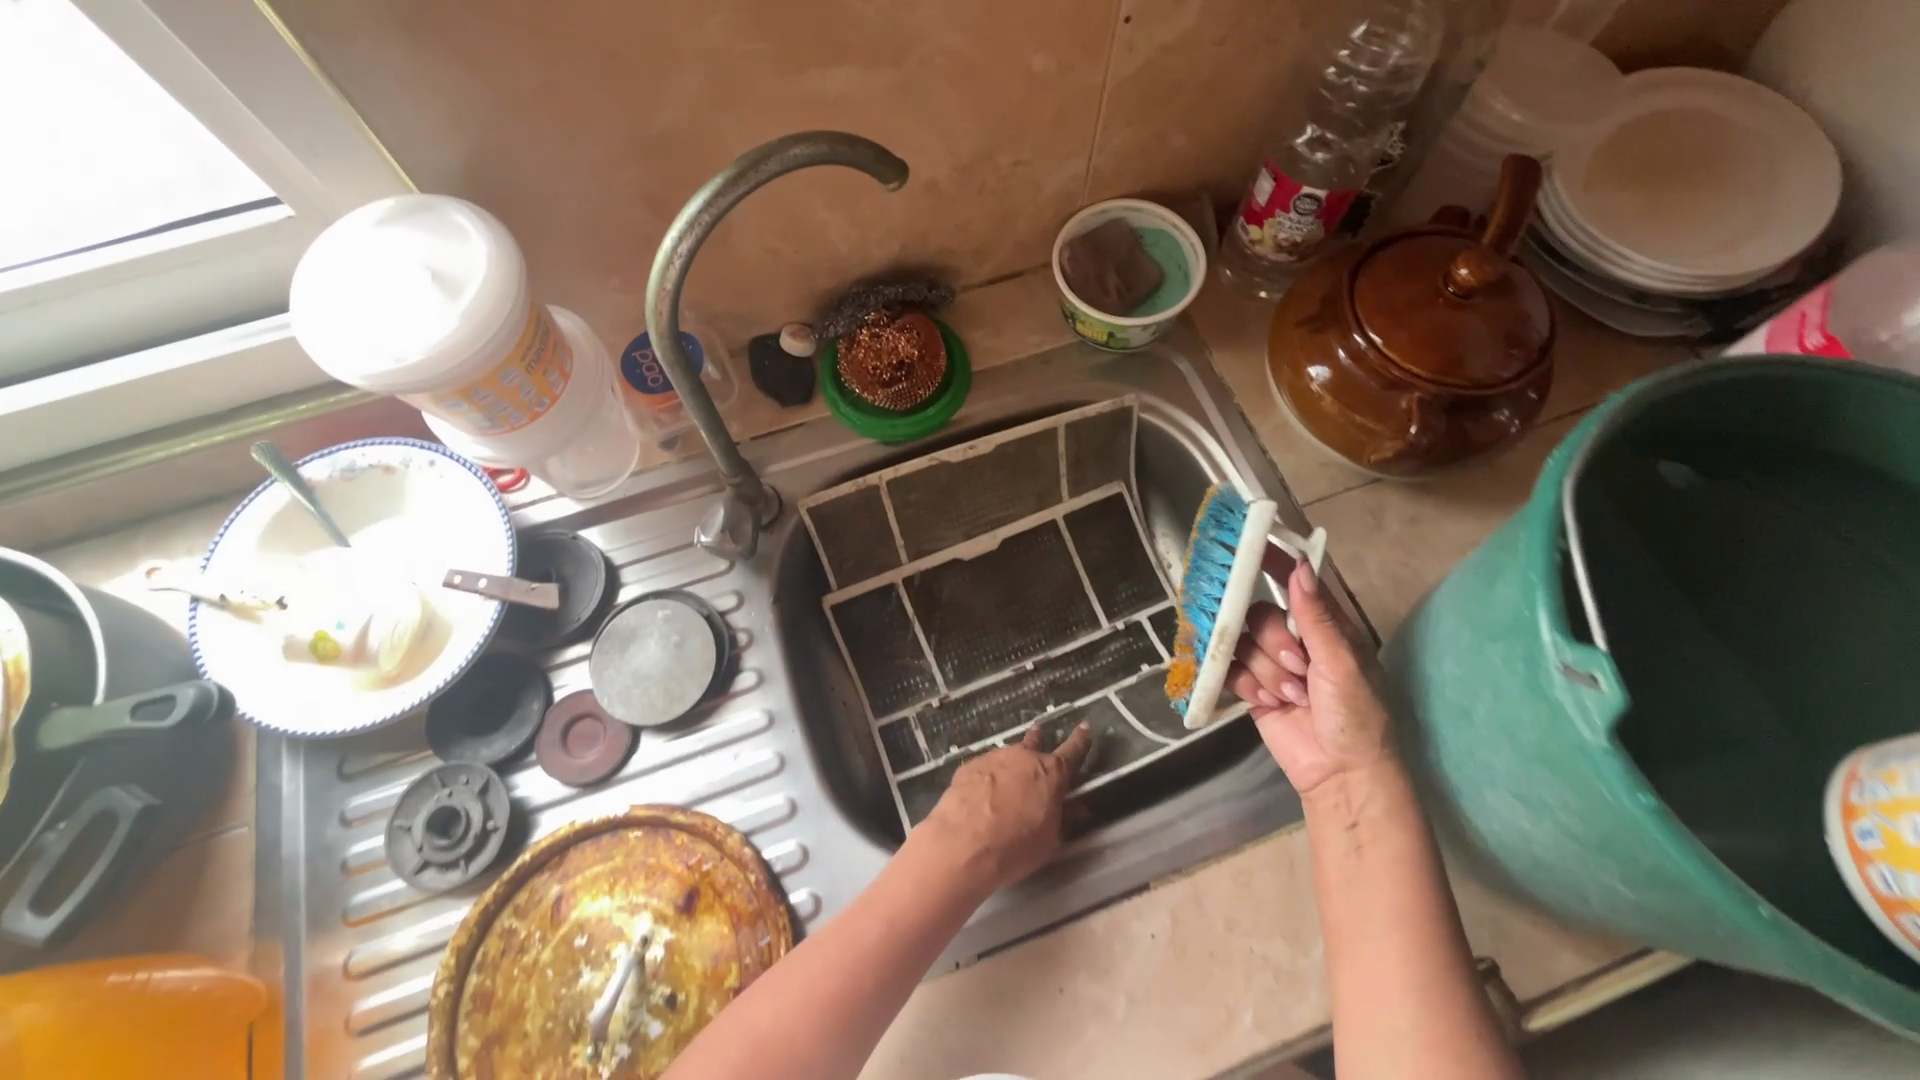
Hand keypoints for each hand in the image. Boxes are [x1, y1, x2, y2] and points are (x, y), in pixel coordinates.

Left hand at [916, 722, 1092, 889]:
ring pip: (1006, 756)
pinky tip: (980, 793)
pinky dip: (987, 777)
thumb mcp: (1050, 840)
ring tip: (1005, 778)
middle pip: (1034, 742)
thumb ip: (1064, 819)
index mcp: (1050, 773)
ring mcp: (992, 759)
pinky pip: (984, 769)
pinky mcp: (967, 768)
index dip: (1080, 739)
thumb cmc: (1016, 847)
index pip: (1072, 751)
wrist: (963, 845)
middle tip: (1039, 733)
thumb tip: (1080, 808)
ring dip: (1009, 763)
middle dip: (1038, 738)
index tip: (1084, 726)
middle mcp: (1023, 757)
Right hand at [1225, 549, 1391, 797]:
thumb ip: (1316, 618)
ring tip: (1289, 696)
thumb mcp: (1342, 664)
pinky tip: (1268, 703)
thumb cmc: (1356, 716)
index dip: (1274, 564)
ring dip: (1264, 671)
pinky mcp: (1251, 689)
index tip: (1249, 545)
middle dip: (1273, 643)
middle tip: (1297, 669)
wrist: (1340, 774)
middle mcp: (1295, 640)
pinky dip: (1247, 686)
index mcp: (1324, 628)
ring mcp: (1270, 665)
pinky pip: (1231, 671)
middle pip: (1258, 615)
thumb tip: (1298, 568)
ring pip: (1242, 644)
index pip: (1295, 584)